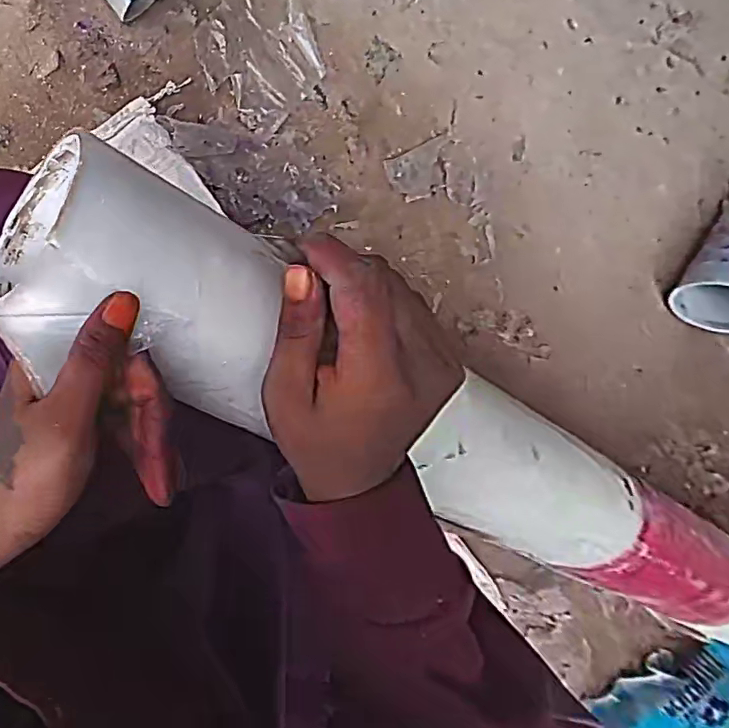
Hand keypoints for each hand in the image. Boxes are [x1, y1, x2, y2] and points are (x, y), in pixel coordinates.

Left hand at [0, 291, 176, 576]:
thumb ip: (93, 359)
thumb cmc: (26, 476)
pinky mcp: (85, 424)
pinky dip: (143, 453)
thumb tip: (122, 298)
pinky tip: (156, 481)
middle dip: (152, 427)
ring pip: (134, 406)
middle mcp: (64, 372)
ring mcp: (76, 399)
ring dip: (153, 447)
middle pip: (131, 380)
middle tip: (163, 475)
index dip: (144, 386)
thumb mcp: (65, 418)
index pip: (116, 349)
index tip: (155, 425)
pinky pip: (126, 426)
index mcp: (48, 359)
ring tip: (160, 487)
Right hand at [262, 235, 464, 502]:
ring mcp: (440, 361)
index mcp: (378, 375)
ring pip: (400, 287)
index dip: (331, 257)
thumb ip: (296, 329)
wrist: (357, 480)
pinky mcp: (445, 358)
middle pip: (384, 281)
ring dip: (360, 280)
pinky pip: (412, 304)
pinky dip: (379, 297)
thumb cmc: (315, 441)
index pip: (363, 290)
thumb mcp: (283, 389)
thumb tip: (302, 274)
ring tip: (325, 303)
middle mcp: (421, 365)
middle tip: (305, 276)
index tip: (304, 247)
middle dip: (341, 266)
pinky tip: (352, 319)